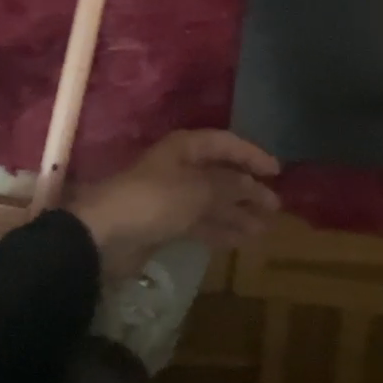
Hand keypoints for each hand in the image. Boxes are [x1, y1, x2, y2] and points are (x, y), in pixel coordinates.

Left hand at [65, 130, 280, 279]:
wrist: (106, 234)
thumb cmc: (154, 200)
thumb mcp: (199, 189)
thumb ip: (229, 186)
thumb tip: (252, 185)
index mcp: (185, 148)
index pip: (225, 143)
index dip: (252, 155)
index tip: (277, 171)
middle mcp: (180, 167)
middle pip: (221, 174)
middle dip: (248, 189)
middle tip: (276, 205)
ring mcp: (172, 197)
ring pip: (213, 201)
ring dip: (238, 213)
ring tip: (265, 227)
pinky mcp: (166, 224)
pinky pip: (201, 222)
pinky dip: (221, 229)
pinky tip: (242, 239)